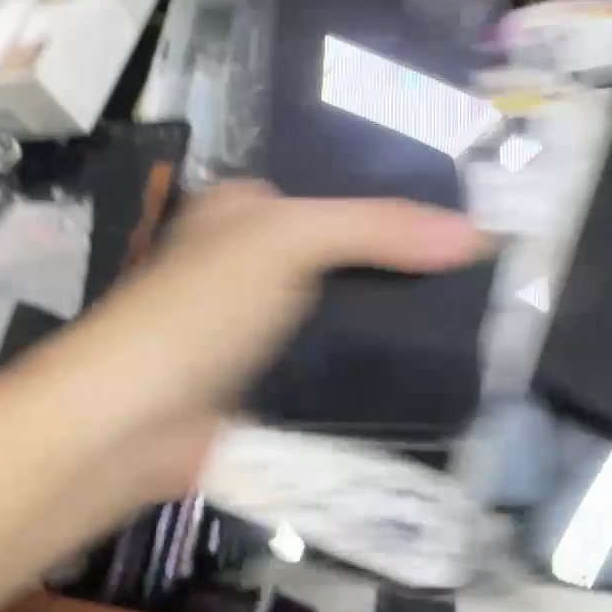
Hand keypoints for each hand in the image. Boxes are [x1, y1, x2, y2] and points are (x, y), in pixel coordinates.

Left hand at [40, 181, 489, 492]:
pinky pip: (326, 359)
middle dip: (398, 262)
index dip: (396, 203)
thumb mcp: (286, 239)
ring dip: (386, 314)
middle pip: (339, 250)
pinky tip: (418, 367)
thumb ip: (375, 227)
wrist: (132, 422)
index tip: (467, 222)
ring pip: (336, 306)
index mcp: (242, 207)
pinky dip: (364, 360)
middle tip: (479, 273)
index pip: (334, 189)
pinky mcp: (260, 380)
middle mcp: (245, 257)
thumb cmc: (200, 309)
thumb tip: (475, 231)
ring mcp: (252, 322)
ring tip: (471, 318)